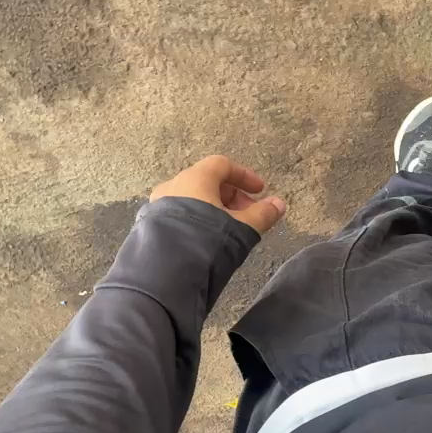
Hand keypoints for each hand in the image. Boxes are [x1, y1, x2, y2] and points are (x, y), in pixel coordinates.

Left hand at [150, 156, 285, 234]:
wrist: (165, 267)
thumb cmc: (208, 237)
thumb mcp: (244, 226)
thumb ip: (263, 214)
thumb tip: (279, 204)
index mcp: (195, 179)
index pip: (222, 165)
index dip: (245, 176)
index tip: (260, 191)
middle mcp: (174, 186)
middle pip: (208, 181)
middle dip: (233, 196)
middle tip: (248, 214)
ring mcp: (159, 205)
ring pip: (194, 199)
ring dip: (216, 209)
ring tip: (230, 229)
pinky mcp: (152, 223)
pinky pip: (181, 213)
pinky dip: (199, 218)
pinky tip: (208, 238)